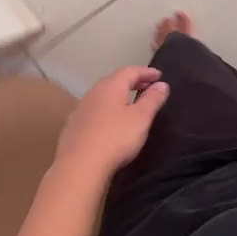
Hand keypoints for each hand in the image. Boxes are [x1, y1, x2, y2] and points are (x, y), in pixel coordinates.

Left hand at [55, 67, 169, 177]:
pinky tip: (109, 120)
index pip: (130, 71)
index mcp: (111, 87)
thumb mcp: (141, 118)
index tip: (159, 75)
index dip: (146, 72)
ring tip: (129, 102)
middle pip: (114, 80)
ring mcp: (81, 109)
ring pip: (102, 95)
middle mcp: (93, 93)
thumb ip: (152, 100)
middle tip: (146, 86)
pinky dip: (106, 108)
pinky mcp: (73, 125)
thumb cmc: (116, 138)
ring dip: (117, 94)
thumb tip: (162, 84)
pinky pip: (93, 109)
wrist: (80, 164)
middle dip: (132, 81)